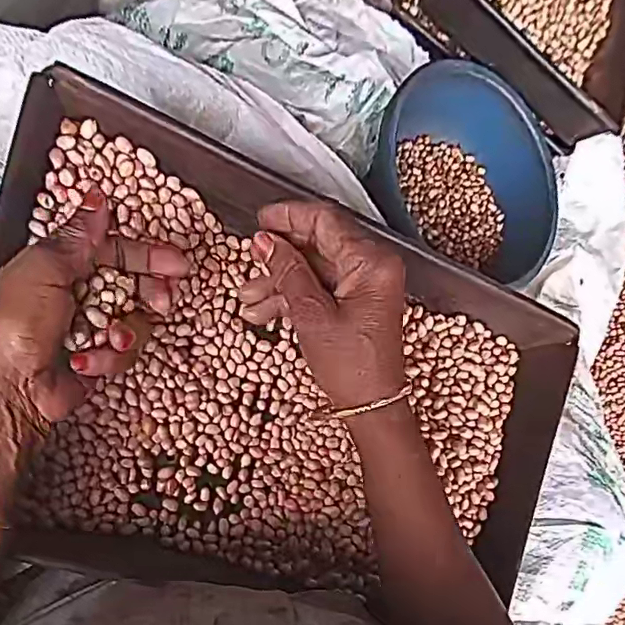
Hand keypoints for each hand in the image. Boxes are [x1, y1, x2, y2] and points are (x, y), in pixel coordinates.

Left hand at [0, 188, 188, 422]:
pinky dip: (109, 359)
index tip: (177, 264)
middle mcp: (79, 296)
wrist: (9, 388)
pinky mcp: (99, 360)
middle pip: (134, 286)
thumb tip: (95, 198)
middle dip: (150, 295)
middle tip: (161, 302)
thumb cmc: (13, 326)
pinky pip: (124, 354)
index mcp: (62, 266)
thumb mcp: (43, 269)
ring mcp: (91, 330)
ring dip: (126, 332)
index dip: (147, 256)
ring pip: (135, 323)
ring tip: (108, 340)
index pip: (114, 252)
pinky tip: (85, 363)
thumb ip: (78, 237)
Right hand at [238, 200, 407, 410]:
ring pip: (316, 271)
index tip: (261, 221)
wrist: (371, 406)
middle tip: (250, 263)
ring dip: (281, 283)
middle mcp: (374, 268)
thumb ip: (288, 272)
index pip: (325, 221)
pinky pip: (323, 290)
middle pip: (318, 246)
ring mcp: (367, 287)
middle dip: (280, 258)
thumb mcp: (311, 316)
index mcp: (372, 263)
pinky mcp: (359, 304)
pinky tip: (267, 312)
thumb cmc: (352, 368)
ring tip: (249, 299)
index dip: (288, 217)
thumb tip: (266, 242)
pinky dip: (295, 298)